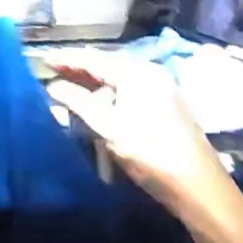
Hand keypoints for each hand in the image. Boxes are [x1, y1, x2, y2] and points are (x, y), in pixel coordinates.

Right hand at [43, 50, 232, 213]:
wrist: (198, 184)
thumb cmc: (151, 154)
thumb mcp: (110, 130)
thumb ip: (80, 104)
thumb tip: (54, 87)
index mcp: (135, 71)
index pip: (93, 58)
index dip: (67, 58)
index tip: (43, 58)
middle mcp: (149, 70)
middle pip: (106, 65)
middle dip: (79, 69)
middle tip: (53, 72)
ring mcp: (160, 85)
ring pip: (118, 78)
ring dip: (94, 83)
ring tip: (71, 88)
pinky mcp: (165, 102)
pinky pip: (129, 89)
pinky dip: (110, 93)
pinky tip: (99, 103)